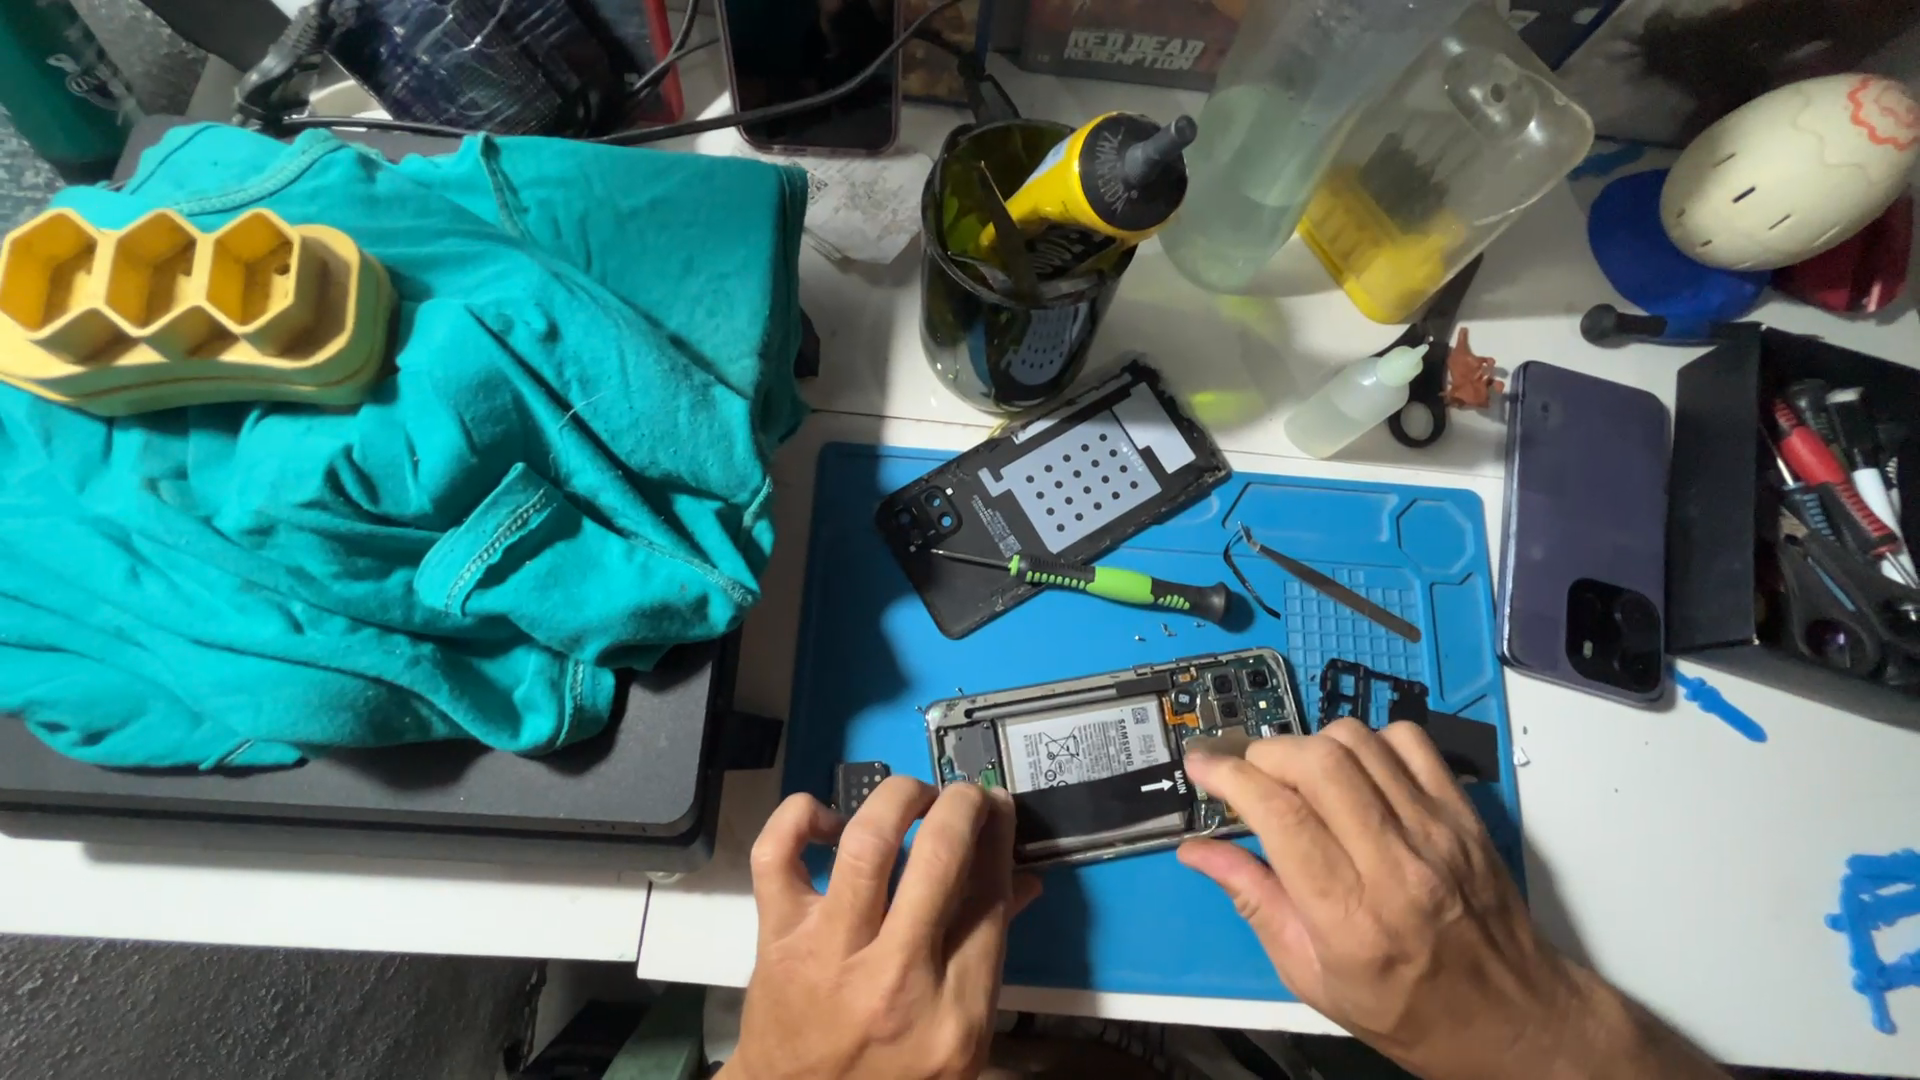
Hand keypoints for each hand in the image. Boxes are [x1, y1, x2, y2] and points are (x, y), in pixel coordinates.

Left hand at [725, 777, 1041, 1079]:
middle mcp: (893, 978)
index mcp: (952, 1013)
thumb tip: (1023, 878)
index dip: (1000, 836)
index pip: (990, 897)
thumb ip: (988, 952)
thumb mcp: (959, 1036)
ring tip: (913, 798)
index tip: (998, 807)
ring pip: (867, 844)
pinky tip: (830, 821)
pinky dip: (800, 817)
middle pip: (940, 860)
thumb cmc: (892, 1072)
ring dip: (899, 800)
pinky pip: (776, 854)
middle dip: (962, 807)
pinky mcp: (776, 937)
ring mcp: (828, 953)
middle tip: (965, 795)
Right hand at [1179, 719, 1725, 1079]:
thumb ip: (1252, 900)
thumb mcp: (1309, 974)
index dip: (1229, 776)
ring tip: (1302, 778)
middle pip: (1316, 762)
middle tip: (1252, 774)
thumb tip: (1195, 849)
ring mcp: (1437, 831)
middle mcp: (1396, 864)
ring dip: (1311, 745)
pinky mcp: (1464, 812)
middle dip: (1265, 753)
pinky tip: (1357, 774)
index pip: (1280, 815)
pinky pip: (1406, 739)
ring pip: (1356, 741)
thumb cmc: (1402, 1007)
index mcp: (1350, 915)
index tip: (1200, 765)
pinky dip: (1368, 742)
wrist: (1517, 1023)